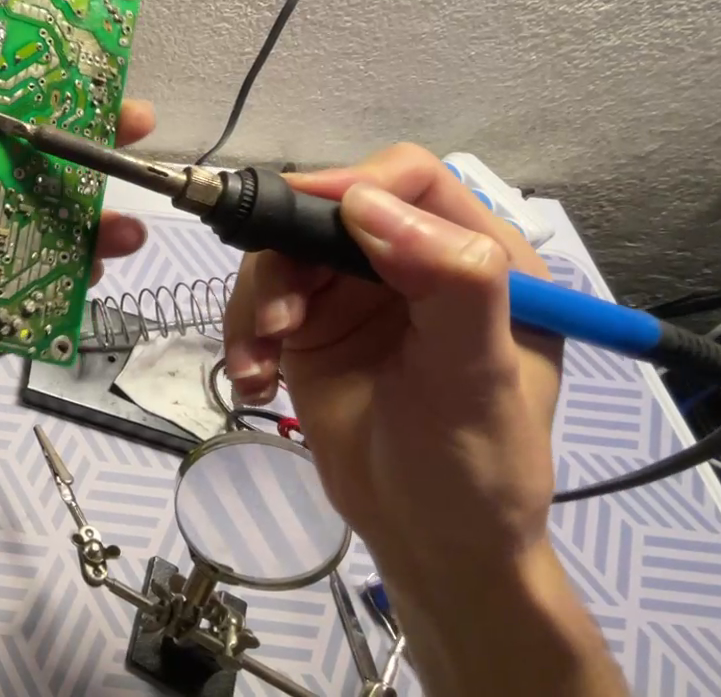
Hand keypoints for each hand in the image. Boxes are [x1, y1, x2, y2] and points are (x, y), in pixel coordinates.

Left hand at [0, 38, 154, 329]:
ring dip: (86, 221)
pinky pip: (15, 291)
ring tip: (121, 224)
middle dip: (80, 145)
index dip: (18, 85)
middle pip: (19, 163)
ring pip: (32, 226)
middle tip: (131, 126)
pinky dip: (55, 286)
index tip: (75, 65)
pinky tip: (79, 279)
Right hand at [222, 143, 561, 581]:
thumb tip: (366, 203)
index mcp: (477, 259)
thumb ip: (447, 283)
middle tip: (278, 326)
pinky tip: (254, 379)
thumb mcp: (473, 377)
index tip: (296, 223)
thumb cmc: (471, 464)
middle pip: (322, 216)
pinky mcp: (308, 325)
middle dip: (284, 265)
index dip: (351, 186)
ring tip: (258, 365)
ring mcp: (352, 295)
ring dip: (255, 307)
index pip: (409, 181)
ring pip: (277, 256)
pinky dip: (243, 334)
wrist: (426, 538)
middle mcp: (409, 264)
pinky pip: (256, 300)